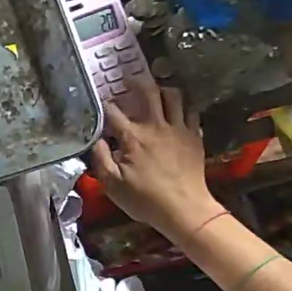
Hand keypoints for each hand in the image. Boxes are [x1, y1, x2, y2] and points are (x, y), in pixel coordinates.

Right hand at [88, 71, 225, 241]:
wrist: (184, 210)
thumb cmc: (146, 200)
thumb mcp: (113, 185)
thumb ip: (100, 159)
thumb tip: (96, 140)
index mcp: (133, 137)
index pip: (114, 111)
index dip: (105, 104)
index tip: (102, 104)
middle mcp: (156, 126)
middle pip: (148, 91)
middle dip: (136, 82)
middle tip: (129, 80)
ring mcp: (179, 129)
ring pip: (173, 96)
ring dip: (163, 89)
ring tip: (156, 91)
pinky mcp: (195, 136)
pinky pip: (191, 111)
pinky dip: (184, 106)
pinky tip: (178, 111)